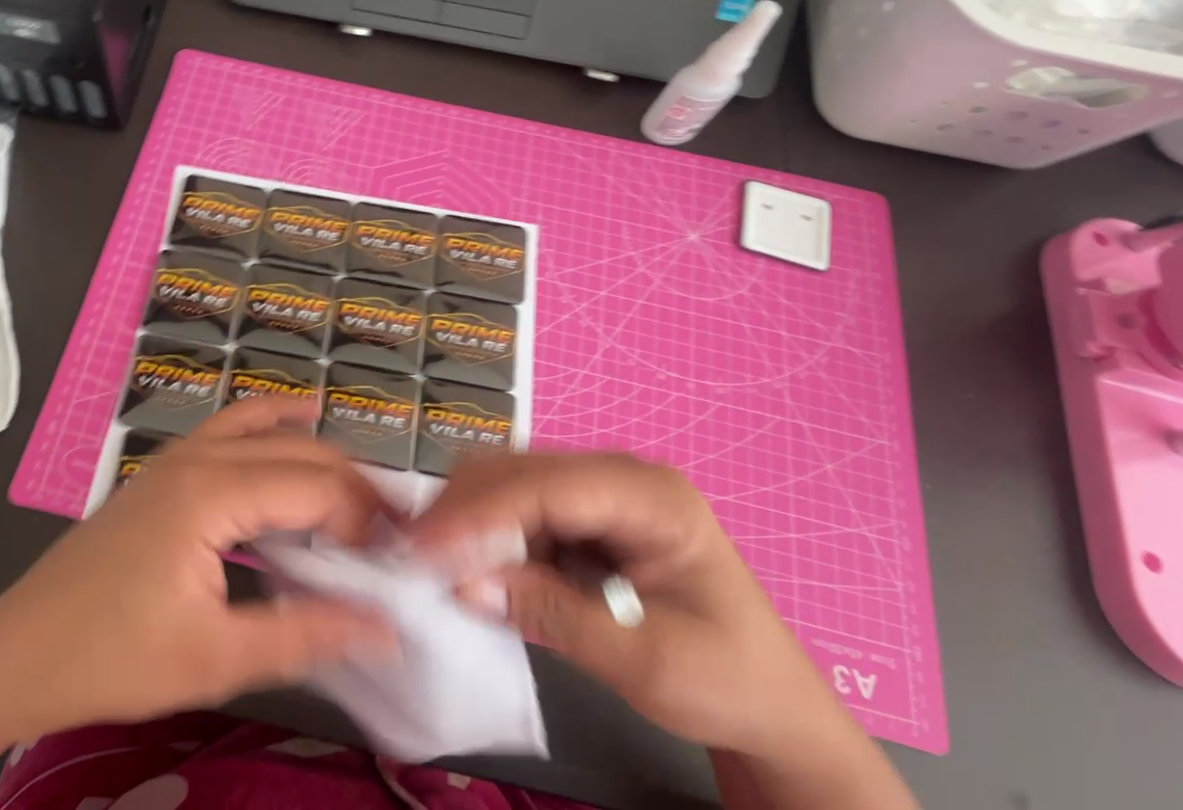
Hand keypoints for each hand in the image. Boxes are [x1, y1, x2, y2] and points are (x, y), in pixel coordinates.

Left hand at [0, 399, 396, 743]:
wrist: (18, 658)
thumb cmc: (113, 659)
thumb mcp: (217, 659)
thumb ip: (308, 635)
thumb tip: (389, 628)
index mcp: (211, 494)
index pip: (316, 487)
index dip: (365, 522)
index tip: (397, 566)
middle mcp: (197, 459)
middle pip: (299, 453)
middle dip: (353, 490)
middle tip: (391, 541)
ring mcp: (174, 460)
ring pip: (266, 433)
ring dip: (318, 457)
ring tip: (361, 500)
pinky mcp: (162, 475)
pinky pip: (229, 432)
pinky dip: (270, 425)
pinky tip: (297, 419)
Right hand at [406, 452, 856, 760]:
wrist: (769, 709)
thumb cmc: (726, 682)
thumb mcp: (644, 660)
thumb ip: (553, 614)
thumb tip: (465, 584)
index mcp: (653, 498)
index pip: (549, 486)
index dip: (480, 512)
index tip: (423, 548)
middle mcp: (620, 480)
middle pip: (520, 474)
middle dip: (463, 512)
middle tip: (412, 560)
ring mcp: (599, 499)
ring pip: (509, 489)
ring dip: (468, 525)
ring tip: (429, 568)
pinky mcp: (582, 525)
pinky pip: (517, 518)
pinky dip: (485, 543)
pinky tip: (466, 574)